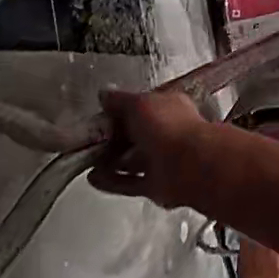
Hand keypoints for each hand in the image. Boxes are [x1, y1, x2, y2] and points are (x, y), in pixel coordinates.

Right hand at [88, 89, 211, 207]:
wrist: (191, 164)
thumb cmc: (168, 125)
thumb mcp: (139, 104)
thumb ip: (120, 100)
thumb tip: (104, 93)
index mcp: (168, 106)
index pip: (142, 106)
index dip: (121, 110)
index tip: (101, 115)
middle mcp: (166, 131)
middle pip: (136, 134)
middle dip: (114, 138)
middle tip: (90, 140)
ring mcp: (162, 159)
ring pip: (132, 160)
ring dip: (110, 161)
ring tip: (87, 161)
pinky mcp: (156, 184)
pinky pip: (130, 182)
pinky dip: (111, 181)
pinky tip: (93, 178)